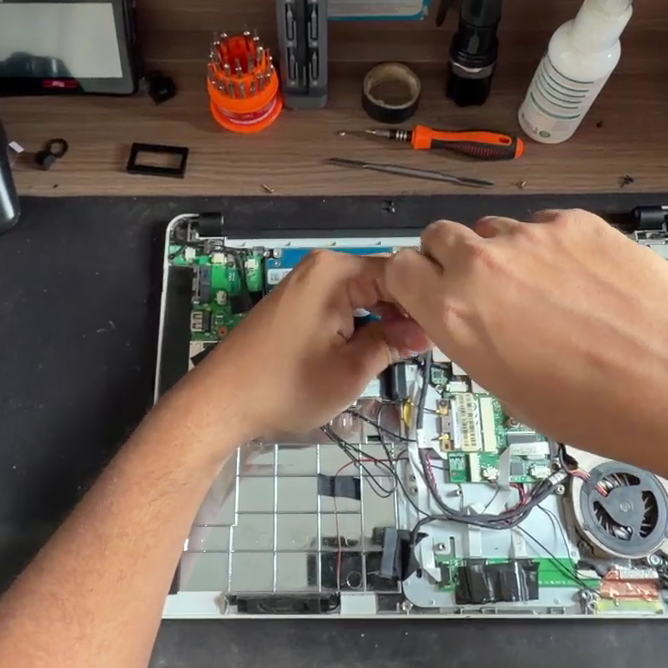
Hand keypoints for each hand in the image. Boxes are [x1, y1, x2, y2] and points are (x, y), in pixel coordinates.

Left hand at [179, 251, 429, 442]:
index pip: (400, 274)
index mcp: (336, 272)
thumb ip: (391, 343)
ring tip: (408, 350)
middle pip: (381, 281)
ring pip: (363, 294)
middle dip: (405, 312)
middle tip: (431, 347)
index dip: (425, 304)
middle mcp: (321, 267)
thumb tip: (426, 332)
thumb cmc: (286, 386)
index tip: (446, 334)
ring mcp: (306, 282)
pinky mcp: (297, 301)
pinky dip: (360, 322)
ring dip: (384, 319)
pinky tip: (376, 346)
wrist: (221, 401)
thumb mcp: (350, 370)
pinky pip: (341, 303)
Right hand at [380, 209, 667, 472]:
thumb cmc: (599, 407)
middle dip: (450, 258)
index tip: (424, 288)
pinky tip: (583, 282)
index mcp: (454, 313)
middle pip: (439, 235)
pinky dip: (552, 248)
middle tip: (481, 288)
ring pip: (494, 229)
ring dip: (504, 253)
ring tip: (545, 291)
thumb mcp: (507, 390)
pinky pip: (544, 226)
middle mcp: (483, 266)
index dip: (411, 279)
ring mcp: (531, 238)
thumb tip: (467, 316)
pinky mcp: (577, 223)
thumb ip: (469, 337)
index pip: (399, 267)